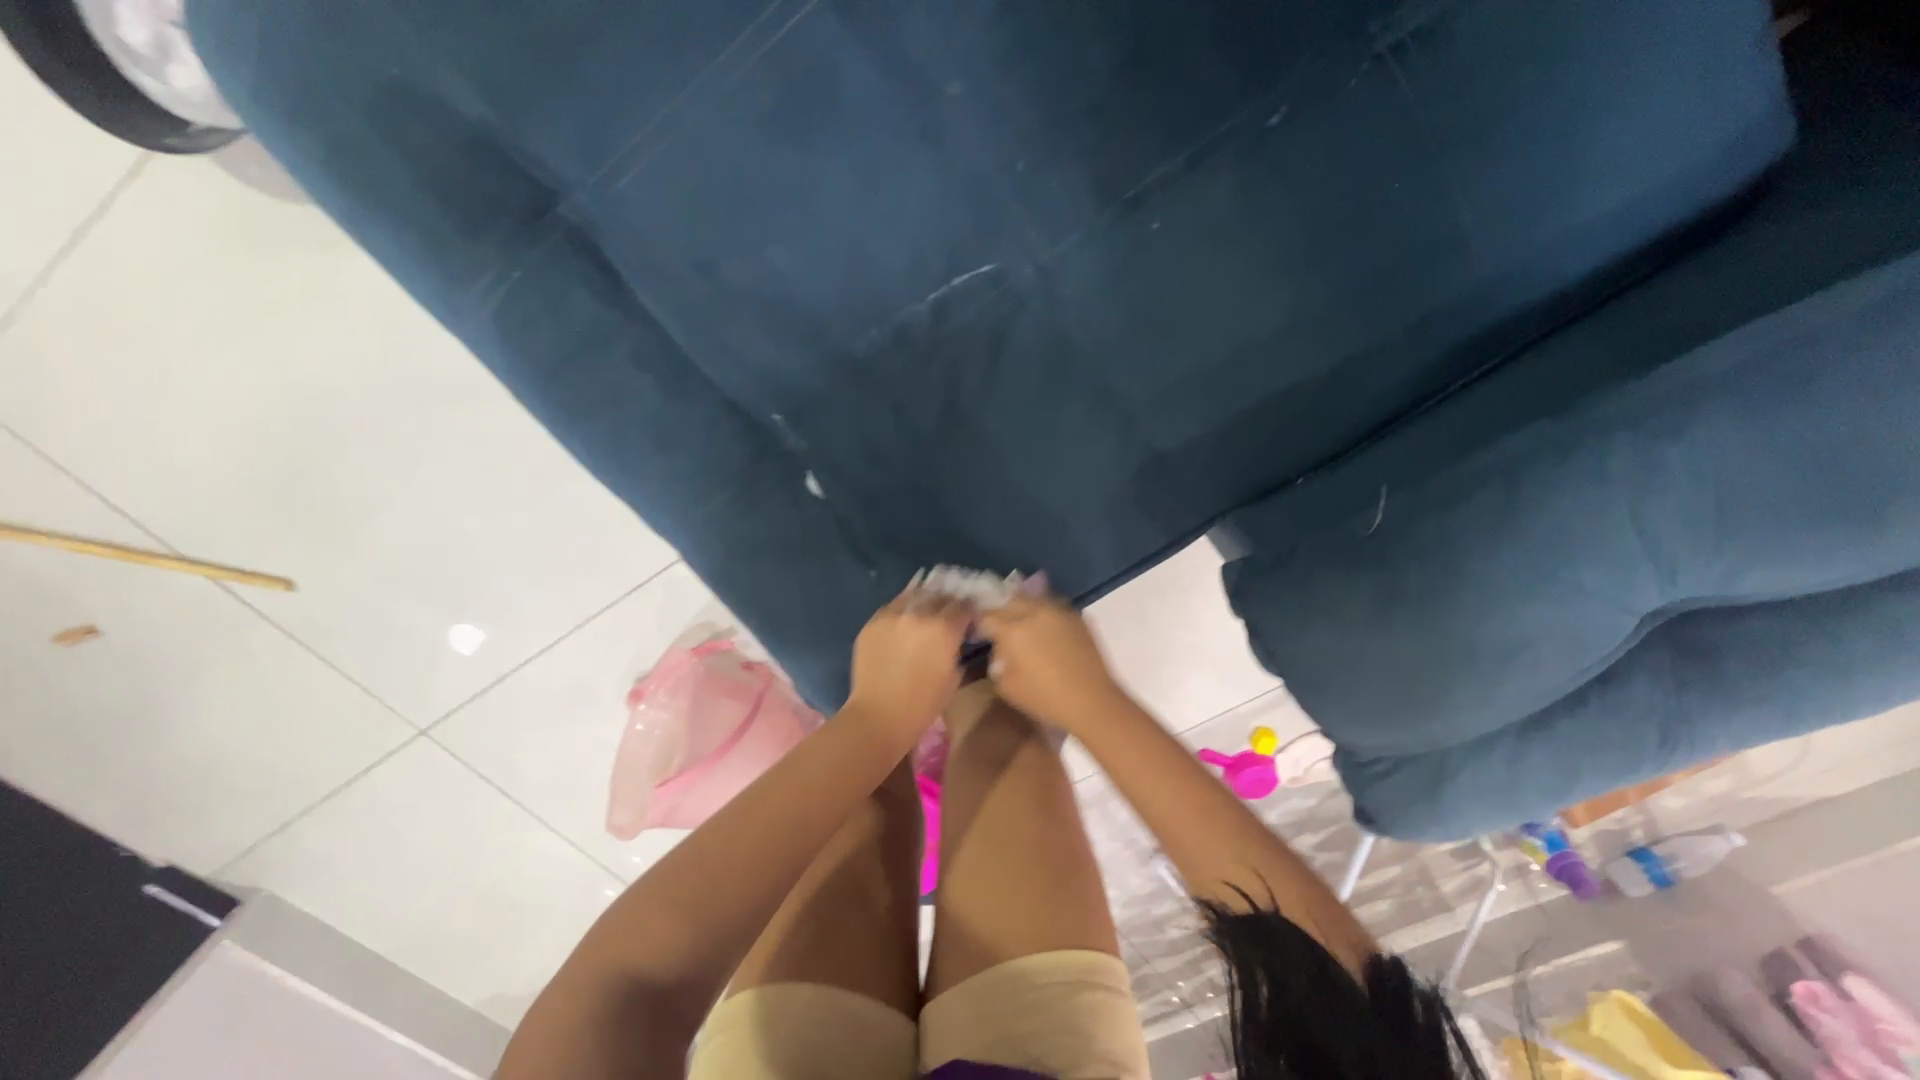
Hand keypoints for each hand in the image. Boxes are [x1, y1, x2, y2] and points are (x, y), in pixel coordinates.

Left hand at [846, 587, 973, 736]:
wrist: (879, 716)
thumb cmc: (923, 705)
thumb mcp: (953, 676)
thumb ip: (956, 648)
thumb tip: (956, 638)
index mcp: (944, 628)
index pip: (964, 605)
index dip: (969, 610)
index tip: (969, 618)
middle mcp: (919, 613)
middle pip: (940, 594)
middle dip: (948, 601)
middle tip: (949, 611)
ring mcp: (892, 615)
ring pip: (914, 594)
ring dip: (925, 599)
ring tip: (927, 608)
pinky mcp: (872, 622)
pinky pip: (892, 606)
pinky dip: (903, 608)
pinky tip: (905, 617)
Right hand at [976, 591, 1130, 734]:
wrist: (1091, 700)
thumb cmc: (1044, 698)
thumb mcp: (1006, 685)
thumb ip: (998, 658)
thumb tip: (1002, 646)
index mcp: (1013, 629)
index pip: (987, 614)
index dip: (978, 619)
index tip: (978, 627)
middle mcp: (1034, 612)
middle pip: (1009, 598)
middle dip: (1000, 607)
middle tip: (998, 621)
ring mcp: (1058, 611)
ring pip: (1033, 597)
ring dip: (1023, 606)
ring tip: (1021, 619)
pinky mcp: (1077, 616)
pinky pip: (1053, 606)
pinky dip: (1044, 612)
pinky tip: (1044, 626)